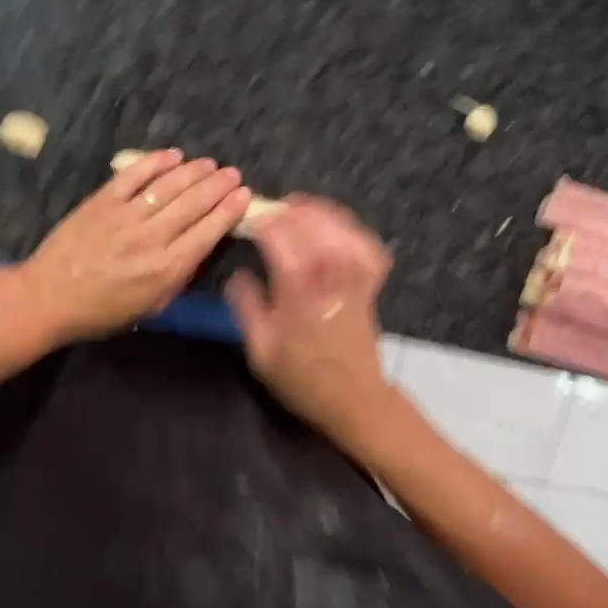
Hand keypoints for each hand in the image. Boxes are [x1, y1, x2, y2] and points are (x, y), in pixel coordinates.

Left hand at [14, 149, 252, 343]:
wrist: (48, 298)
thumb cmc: (101, 311)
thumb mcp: (150, 307)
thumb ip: (178, 278)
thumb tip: (200, 248)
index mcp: (166, 269)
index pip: (208, 232)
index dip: (230, 210)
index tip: (244, 195)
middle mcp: (152, 238)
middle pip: (194, 203)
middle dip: (219, 186)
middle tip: (233, 174)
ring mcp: (126, 215)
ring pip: (169, 185)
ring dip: (194, 172)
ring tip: (210, 164)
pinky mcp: (102, 201)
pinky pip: (134, 175)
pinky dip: (155, 162)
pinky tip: (173, 155)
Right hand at [225, 196, 395, 438]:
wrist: (355, 400)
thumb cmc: (302, 378)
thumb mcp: (260, 351)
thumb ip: (246, 308)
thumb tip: (237, 274)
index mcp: (298, 293)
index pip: (279, 239)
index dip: (262, 222)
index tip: (247, 220)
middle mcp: (329, 278)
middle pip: (311, 225)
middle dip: (287, 210)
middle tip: (268, 210)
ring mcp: (354, 278)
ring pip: (340, 228)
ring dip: (317, 211)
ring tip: (296, 207)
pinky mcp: (370, 283)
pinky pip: (366, 244)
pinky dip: (351, 228)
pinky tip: (335, 223)